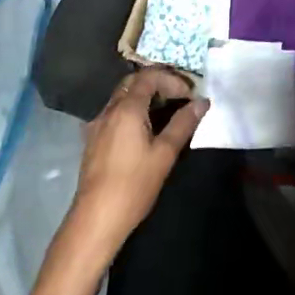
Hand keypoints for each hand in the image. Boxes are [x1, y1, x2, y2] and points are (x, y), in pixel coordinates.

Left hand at [61, 68, 206, 260]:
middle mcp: (108, 110)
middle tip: (178, 98)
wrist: (96, 218)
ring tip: (165, 113)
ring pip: (121, 98)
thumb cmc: (134, 185)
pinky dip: (131, 111)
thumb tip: (202, 102)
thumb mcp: (165, 154)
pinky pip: (113, 113)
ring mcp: (97, 125)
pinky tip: (143, 131)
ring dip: (144, 97)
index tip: (189, 95)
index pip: (149, 76)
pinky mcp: (92, 140)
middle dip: (157, 83)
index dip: (172, 80)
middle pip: (132, 83)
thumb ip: (183, 123)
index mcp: (126, 109)